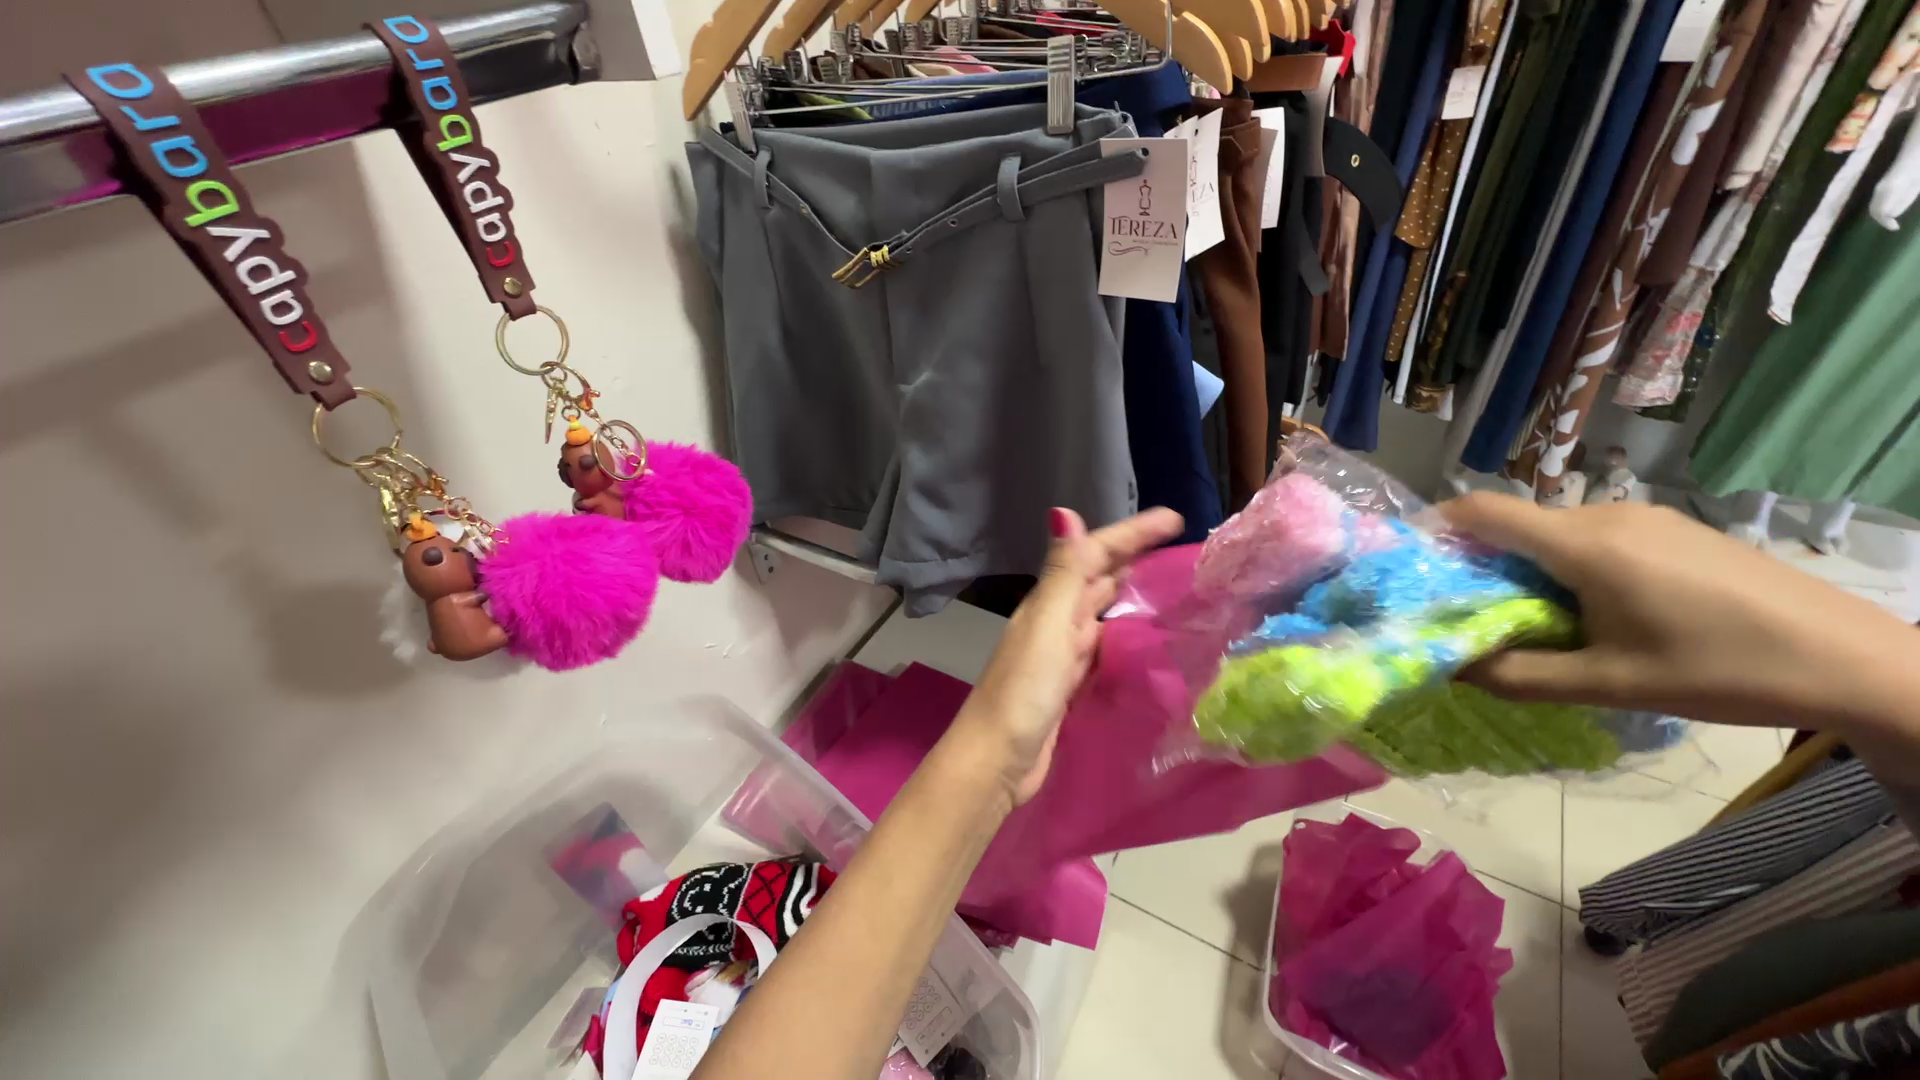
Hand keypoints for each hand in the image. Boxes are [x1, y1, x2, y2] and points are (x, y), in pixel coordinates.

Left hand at [949, 507, 1184, 806]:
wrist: (996, 761)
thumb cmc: (1023, 691)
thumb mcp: (1047, 627)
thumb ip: (1062, 574)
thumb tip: (1063, 510)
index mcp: (1049, 604)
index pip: (1093, 554)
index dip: (1131, 534)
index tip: (1175, 518)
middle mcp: (1055, 622)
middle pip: (1098, 579)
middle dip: (1134, 557)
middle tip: (1182, 548)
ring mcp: (1062, 656)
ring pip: (1104, 613)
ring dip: (1132, 595)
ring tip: (1175, 587)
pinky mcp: (1070, 688)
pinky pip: (1105, 649)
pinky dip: (1126, 637)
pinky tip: (1149, 642)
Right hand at [1443, 494, 1918, 733]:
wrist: (1857, 661)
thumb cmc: (1720, 672)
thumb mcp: (1606, 684)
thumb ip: (1514, 674)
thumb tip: (1448, 664)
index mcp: (1583, 543)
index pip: (1480, 510)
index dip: (1434, 527)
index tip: (1412, 563)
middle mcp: (1606, 514)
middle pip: (1514, 525)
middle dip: (1480, 564)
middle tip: (1473, 614)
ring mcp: (1645, 517)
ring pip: (1553, 532)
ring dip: (1527, 568)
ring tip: (1536, 620)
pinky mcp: (1673, 529)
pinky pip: (1592, 536)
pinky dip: (1566, 566)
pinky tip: (1595, 611)